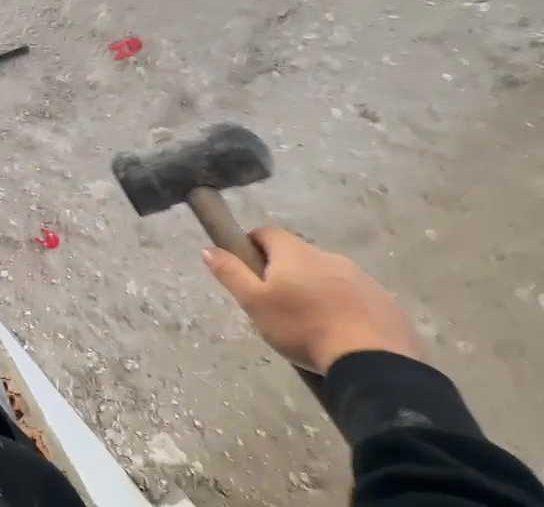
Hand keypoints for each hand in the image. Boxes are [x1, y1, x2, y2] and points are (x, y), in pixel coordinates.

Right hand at [203, 226, 422, 373]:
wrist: (375, 364)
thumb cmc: (303, 327)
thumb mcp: (254, 302)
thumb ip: (230, 272)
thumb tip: (209, 249)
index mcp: (295, 253)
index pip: (267, 233)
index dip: (252, 244)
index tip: (248, 267)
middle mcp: (330, 258)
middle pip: (299, 256)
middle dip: (286, 272)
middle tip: (277, 302)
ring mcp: (365, 281)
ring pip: (329, 277)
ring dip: (317, 289)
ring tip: (311, 322)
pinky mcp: (389, 305)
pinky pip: (357, 297)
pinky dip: (345, 307)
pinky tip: (341, 333)